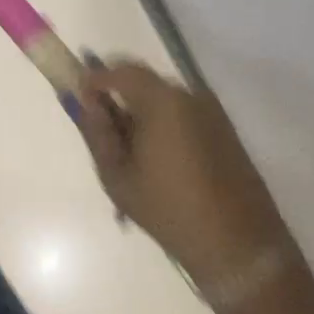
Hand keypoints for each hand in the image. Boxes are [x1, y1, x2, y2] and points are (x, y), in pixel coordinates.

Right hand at [76, 59, 295, 287]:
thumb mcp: (117, 175)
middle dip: (118, 97)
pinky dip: (162, 125)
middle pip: (143, 82)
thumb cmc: (167, 209)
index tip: (77, 96)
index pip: (121, 70)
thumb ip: (97, 131)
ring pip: (163, 99)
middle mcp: (190, 97)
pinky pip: (183, 114)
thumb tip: (86, 102)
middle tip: (100, 130)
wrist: (236, 243)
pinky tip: (156, 161)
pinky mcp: (224, 130)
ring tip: (128, 153)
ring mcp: (212, 113)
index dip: (95, 79)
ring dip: (140, 112)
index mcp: (162, 102)